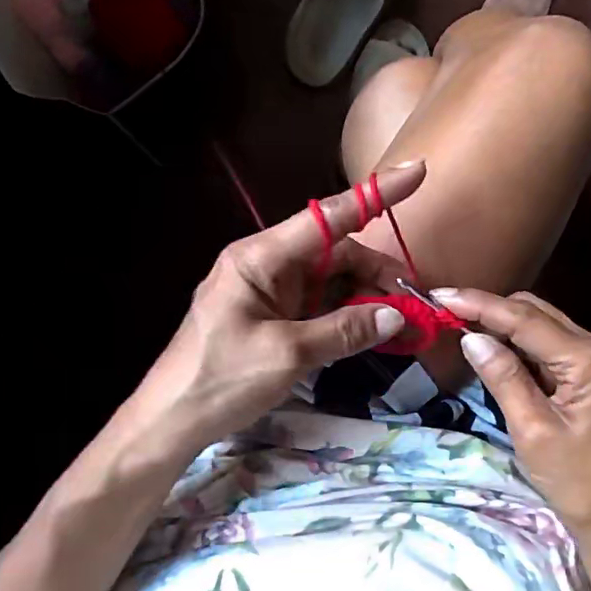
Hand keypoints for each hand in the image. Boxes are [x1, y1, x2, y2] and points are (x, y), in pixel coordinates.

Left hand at [124, 163, 426, 452]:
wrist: (172, 418)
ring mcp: (268, 292)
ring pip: (330, 281)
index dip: (375, 195)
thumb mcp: (287, 355)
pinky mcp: (271, 317)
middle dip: (377, 273)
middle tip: (416, 302)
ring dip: (366, 297)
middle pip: (334, 253)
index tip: (417, 171)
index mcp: (260, 258)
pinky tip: (374, 330)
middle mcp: (266, 265)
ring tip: (403, 322)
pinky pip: (318, 306)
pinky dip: (346, 316)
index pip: (327, 217)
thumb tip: (396, 314)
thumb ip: (344, 330)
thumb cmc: (221, 380)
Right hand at [433, 289, 590, 530]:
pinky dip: (509, 336)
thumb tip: (470, 337)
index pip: (526, 320)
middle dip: (487, 306)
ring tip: (456, 319)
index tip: (441, 296)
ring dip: (497, 318)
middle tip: (443, 308)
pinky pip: (539, 340)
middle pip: (533, 310)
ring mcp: (589, 357)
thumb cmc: (570, 475)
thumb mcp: (530, 428)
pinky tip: (484, 340)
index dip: (481, 305)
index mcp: (589, 362)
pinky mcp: (579, 369)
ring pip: (536, 320)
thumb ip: (503, 377)